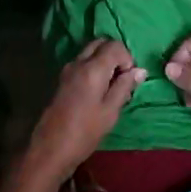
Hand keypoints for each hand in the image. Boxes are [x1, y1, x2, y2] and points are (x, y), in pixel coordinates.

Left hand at [26, 39, 144, 178]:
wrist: (50, 148)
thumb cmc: (85, 132)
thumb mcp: (111, 111)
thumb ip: (125, 87)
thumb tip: (140, 70)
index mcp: (92, 68)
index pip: (115, 45)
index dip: (127, 58)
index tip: (129, 79)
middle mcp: (78, 62)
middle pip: (101, 43)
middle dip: (115, 54)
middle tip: (122, 78)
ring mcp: (67, 70)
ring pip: (90, 51)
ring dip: (104, 60)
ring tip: (111, 87)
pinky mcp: (62, 79)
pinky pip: (82, 62)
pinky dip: (93, 67)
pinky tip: (97, 91)